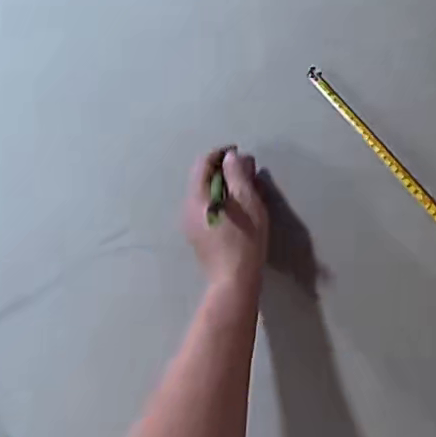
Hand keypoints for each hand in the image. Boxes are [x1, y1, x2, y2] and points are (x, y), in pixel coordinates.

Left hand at [181, 147, 268, 293]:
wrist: (234, 282)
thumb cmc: (244, 240)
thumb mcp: (248, 203)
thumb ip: (238, 176)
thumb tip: (231, 157)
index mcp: (197, 198)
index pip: (203, 163)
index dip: (221, 154)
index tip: (240, 154)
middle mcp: (187, 208)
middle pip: (201, 177)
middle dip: (223, 169)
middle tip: (246, 170)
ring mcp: (189, 223)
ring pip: (203, 193)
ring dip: (222, 185)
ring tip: (244, 188)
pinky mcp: (196, 235)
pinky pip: (205, 206)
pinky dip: (219, 199)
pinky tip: (236, 207)